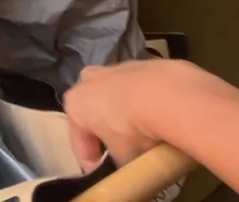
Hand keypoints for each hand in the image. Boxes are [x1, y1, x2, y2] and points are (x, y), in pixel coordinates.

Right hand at [64, 58, 238, 165]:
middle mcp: (87, 80)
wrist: (163, 95)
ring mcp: (112, 68)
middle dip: (105, 129)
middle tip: (123, 151)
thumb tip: (126, 167)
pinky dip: (144, 102)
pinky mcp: (138, 64)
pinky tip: (160, 118)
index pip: (77, 137)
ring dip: (125, 113)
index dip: (90, 159)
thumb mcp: (123, 158)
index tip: (103, 174)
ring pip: (114, 95)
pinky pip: (137, 88)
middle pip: (93, 109)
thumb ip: (119, 161)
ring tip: (146, 136)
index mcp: (75, 103)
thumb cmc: (131, 129)